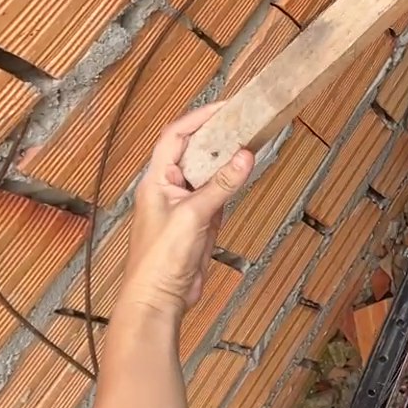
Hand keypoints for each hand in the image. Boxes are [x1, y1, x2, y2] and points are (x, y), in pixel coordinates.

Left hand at [119, 103, 252, 318]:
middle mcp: (169, 187)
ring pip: (208, 170)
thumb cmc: (160, 260)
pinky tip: (245, 173)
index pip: (176, 136)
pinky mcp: (199, 219)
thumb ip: (222, 184)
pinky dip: (232, 181)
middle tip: (245, 120)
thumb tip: (246, 154)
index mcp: (156, 180)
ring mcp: (185, 203)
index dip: (200, 118)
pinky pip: (217, 191)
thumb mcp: (194, 216)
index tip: (228, 107)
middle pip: (193, 149)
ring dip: (227, 157)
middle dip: (218, 133)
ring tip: (251, 140)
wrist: (158, 301)